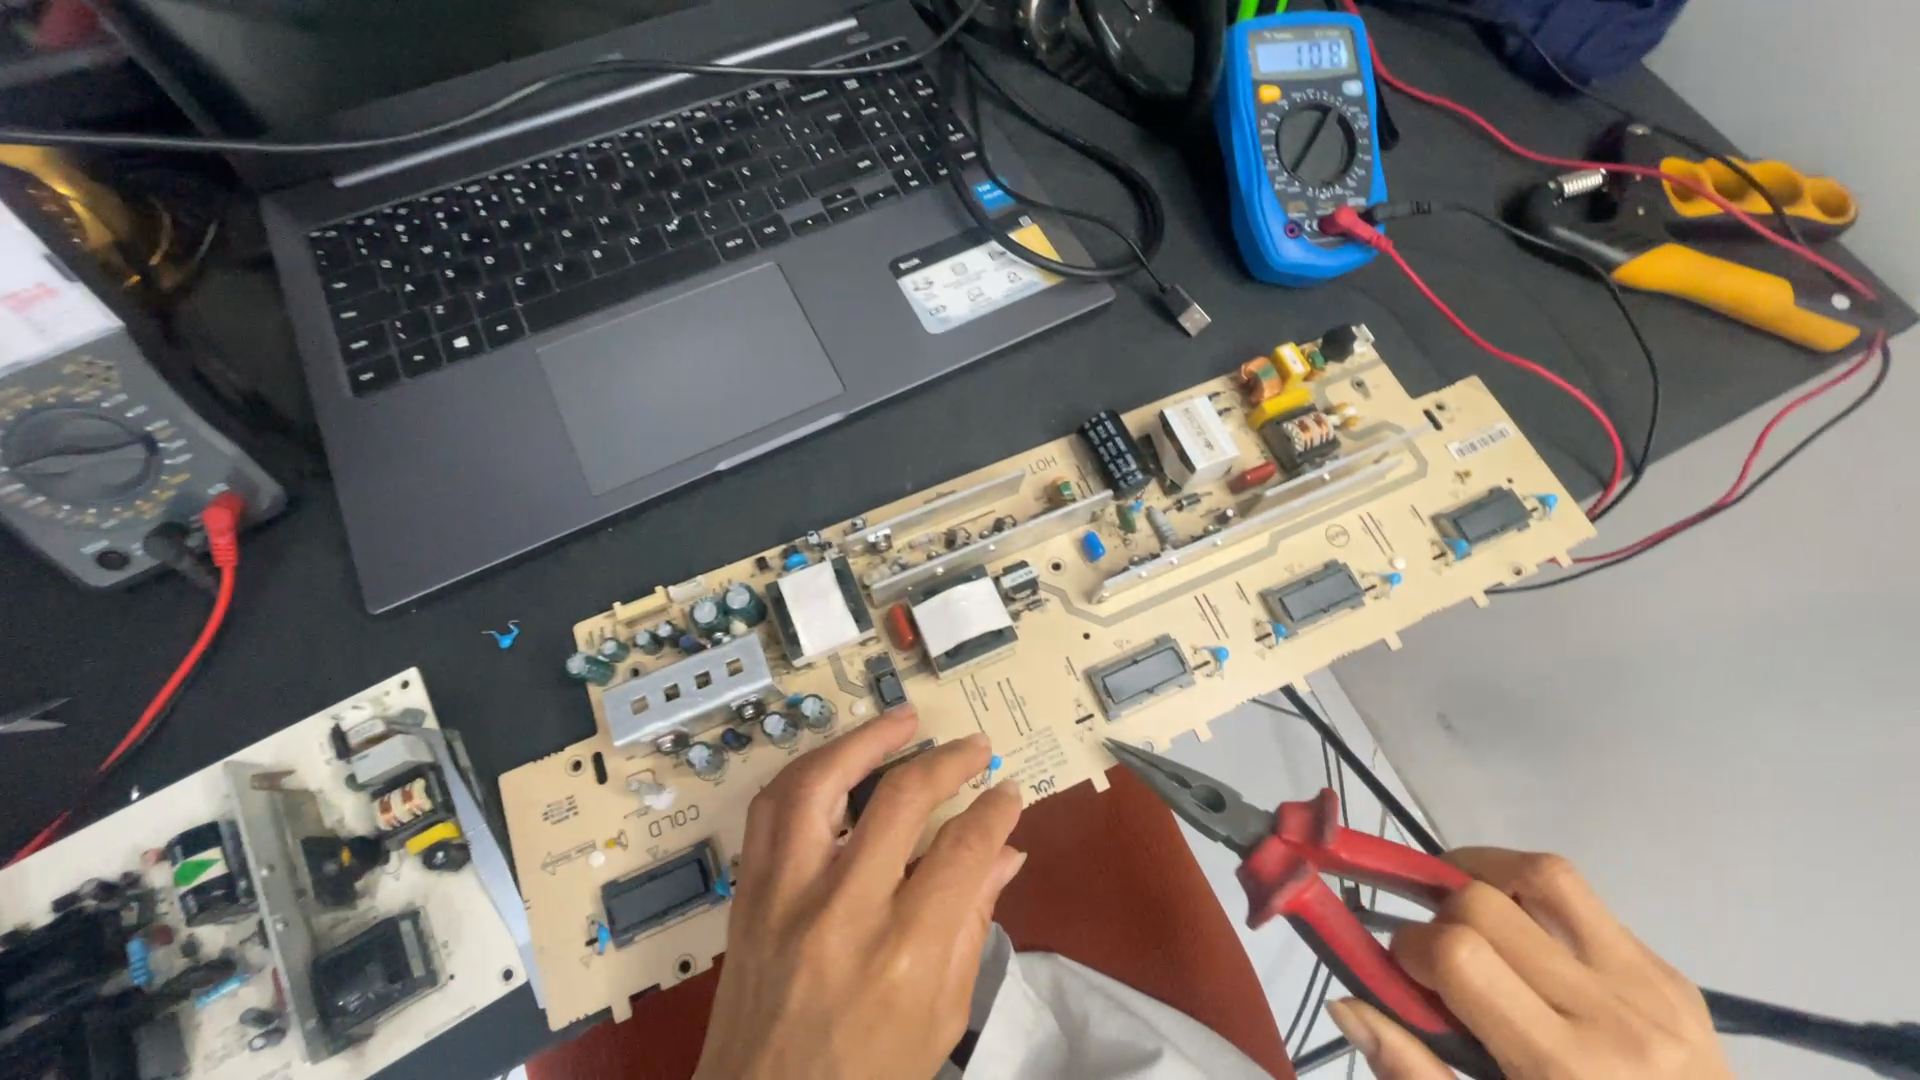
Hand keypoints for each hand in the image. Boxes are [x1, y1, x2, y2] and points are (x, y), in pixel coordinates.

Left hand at [692, 708, 1024, 1079]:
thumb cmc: (869, 1074)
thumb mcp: (943, 1015)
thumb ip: (974, 924)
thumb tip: (1006, 853)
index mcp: (905, 952)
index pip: (963, 849)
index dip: (995, 810)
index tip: (1008, 791)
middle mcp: (843, 911)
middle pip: (900, 801)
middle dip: (949, 761)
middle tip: (976, 746)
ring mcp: (785, 896)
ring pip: (819, 784)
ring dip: (866, 739)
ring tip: (904, 719)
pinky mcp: (749, 893)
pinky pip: (770, 809)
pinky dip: (808, 771)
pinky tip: (838, 757)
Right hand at [1326, 849, 1732, 1079]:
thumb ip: (1414, 1074)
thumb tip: (1344, 1004)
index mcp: (1566, 1067)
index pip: (1460, 954)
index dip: (1409, 949)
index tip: (1404, 974)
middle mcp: (1616, 1016)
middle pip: (1486, 903)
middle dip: (1436, 914)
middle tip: (1432, 951)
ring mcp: (1653, 989)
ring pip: (1543, 874)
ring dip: (1483, 875)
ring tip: (1461, 908)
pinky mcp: (1672, 977)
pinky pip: (1584, 902)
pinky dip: (1530, 899)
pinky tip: (1523, 942)